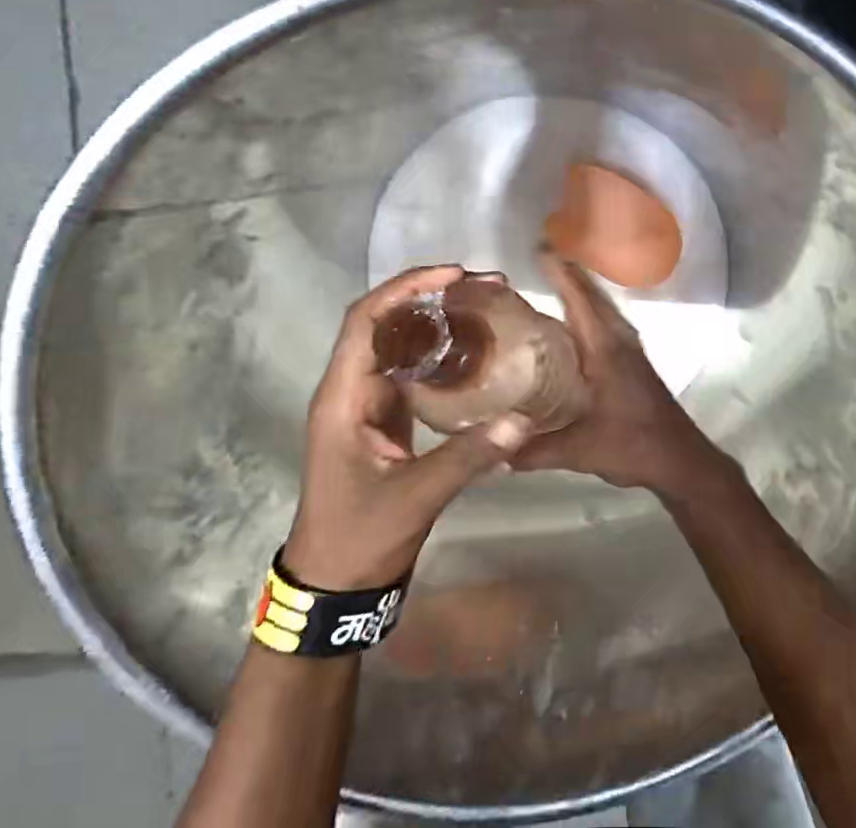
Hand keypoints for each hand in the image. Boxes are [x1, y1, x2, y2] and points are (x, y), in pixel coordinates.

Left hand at [283, 266, 531, 590]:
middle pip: (383, 324)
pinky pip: (409, 373)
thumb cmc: (360, 536)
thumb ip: (468, 457)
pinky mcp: (383, 421)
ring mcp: (366, 405)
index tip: (454, 274)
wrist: (334, 581)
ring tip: (484, 308)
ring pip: (398, 347)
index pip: (366, 321)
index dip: (405, 289)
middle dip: (428, 298)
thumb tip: (522, 420)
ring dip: (434, 324)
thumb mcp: (415, 497)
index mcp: (342, 397)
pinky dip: (438, 356)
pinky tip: (473, 354)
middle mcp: (350, 390)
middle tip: (484, 287)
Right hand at [514, 252, 739, 497]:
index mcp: (605, 350)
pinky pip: (607, 323)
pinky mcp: (634, 362)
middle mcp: (619, 341)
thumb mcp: (580, 450)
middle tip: (538, 258)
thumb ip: (534, 451)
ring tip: (553, 280)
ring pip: (602, 308)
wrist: (682, 461)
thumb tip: (492, 455)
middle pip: (592, 296)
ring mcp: (630, 350)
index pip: (579, 300)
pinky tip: (571, 323)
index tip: (539, 249)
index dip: (560, 273)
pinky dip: (589, 310)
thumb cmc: (634, 446)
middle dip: (568, 273)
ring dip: (581, 290)